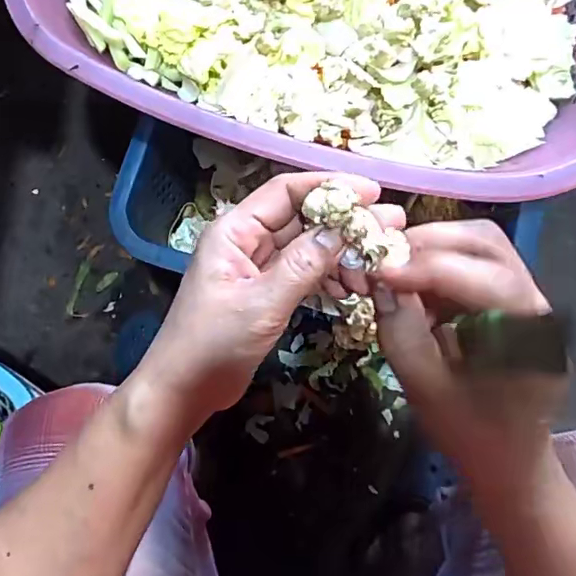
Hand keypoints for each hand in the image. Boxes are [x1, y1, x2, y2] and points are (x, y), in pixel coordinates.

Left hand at [139, 172, 404, 424]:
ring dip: (341, 252)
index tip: (372, 192)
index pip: (285, 192)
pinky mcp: (265, 291)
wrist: (185, 388)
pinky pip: (303, 272)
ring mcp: (256, 266)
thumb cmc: (213, 344)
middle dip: (345, 221)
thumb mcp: (261, 304)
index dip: (329, 186)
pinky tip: (354, 287)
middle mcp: (246, 240)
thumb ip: (303, 265)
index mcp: (234, 231)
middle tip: (391, 226)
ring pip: (306, 246)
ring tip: (378, 263)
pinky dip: (328, 276)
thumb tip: (343, 229)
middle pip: (301, 217)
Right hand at [372, 220, 564, 493]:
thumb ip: (400, 331)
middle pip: (487, 244)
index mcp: (530, 338)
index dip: (430, 268)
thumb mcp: (424, 388)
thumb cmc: (468, 432)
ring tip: (394, 269)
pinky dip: (436, 263)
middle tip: (383, 259)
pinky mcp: (508, 299)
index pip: (487, 280)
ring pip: (480, 245)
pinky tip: (412, 284)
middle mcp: (539, 308)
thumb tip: (379, 280)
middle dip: (430, 243)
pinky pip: (472, 262)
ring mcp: (528, 299)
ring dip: (432, 249)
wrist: (508, 461)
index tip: (381, 271)